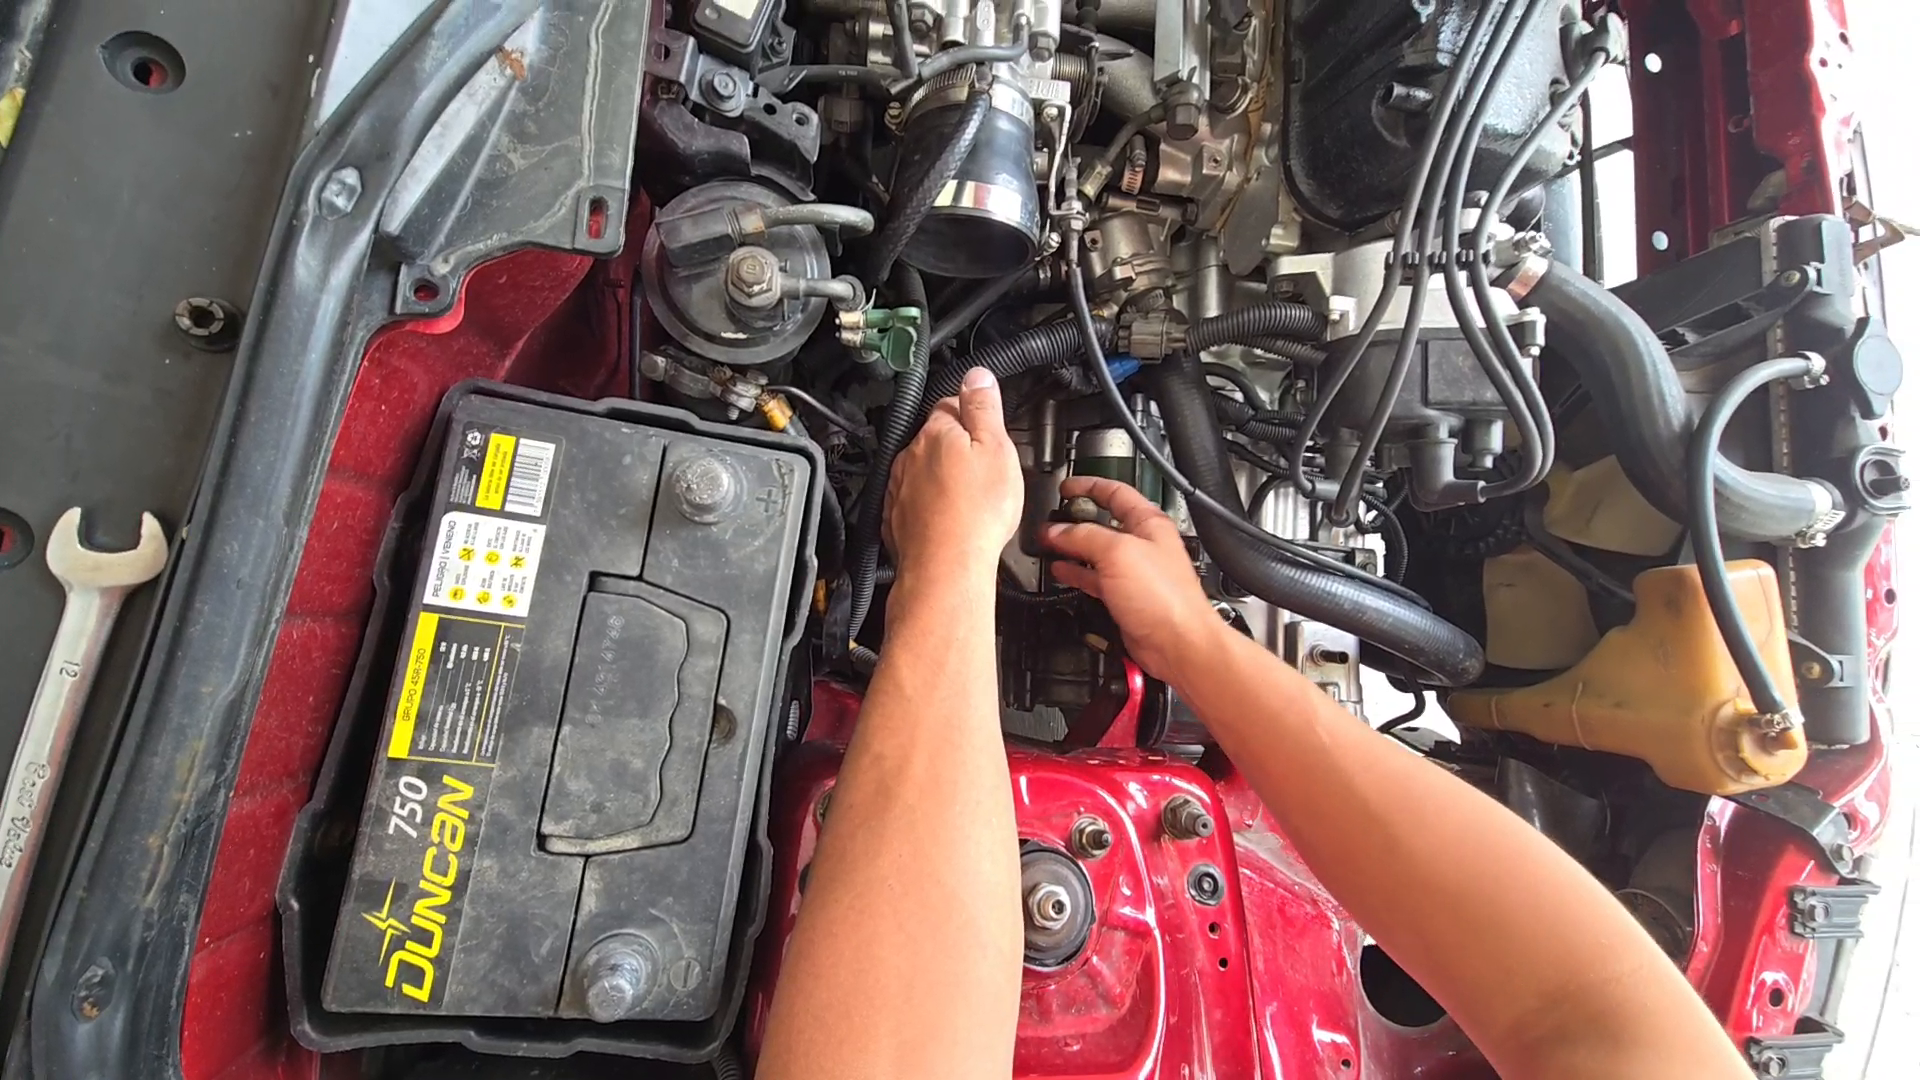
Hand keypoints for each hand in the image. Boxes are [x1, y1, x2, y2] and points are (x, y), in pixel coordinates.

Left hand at [884, 367, 1023, 579]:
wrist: (947, 567)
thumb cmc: (975, 514)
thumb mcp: (997, 449)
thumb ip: (984, 408)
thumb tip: (977, 375)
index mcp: (936, 432)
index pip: (952, 403)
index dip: (974, 416)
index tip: (987, 432)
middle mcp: (910, 455)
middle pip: (936, 438)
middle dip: (957, 448)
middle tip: (984, 471)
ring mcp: (899, 486)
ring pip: (923, 469)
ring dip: (942, 477)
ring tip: (969, 499)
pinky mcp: (895, 515)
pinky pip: (914, 500)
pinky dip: (929, 504)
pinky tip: (949, 517)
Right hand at [1042, 476, 1227, 686]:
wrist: (1178, 644)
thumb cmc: (1166, 598)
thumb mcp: (1118, 553)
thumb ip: (1084, 537)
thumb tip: (1058, 531)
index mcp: (1148, 524)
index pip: (1115, 493)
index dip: (1089, 486)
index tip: (1067, 486)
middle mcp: (1142, 545)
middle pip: (1102, 523)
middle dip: (1074, 520)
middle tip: (1052, 518)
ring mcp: (1133, 572)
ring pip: (1095, 552)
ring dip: (1071, 547)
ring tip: (1049, 544)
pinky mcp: (1124, 596)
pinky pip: (1095, 578)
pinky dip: (1076, 573)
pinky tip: (1062, 571)